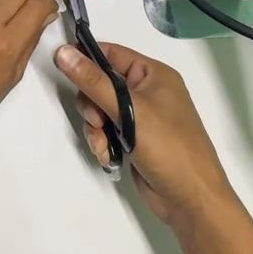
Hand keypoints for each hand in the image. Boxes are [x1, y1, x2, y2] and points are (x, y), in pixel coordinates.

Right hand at [55, 42, 233, 226]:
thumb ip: (92, 81)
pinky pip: (106, 129)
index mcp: (153, 74)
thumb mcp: (128, 110)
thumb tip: (61, 51)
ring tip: (104, 144)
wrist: (192, 202)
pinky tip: (108, 155)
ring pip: (99, 108)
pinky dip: (102, 140)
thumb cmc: (168, 148)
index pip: (110, 53)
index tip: (63, 69)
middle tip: (96, 120)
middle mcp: (147, 91)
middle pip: (100, 82)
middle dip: (91, 104)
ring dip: (95, 127)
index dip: (85, 60)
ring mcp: (141, 116)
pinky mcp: (134, 138)